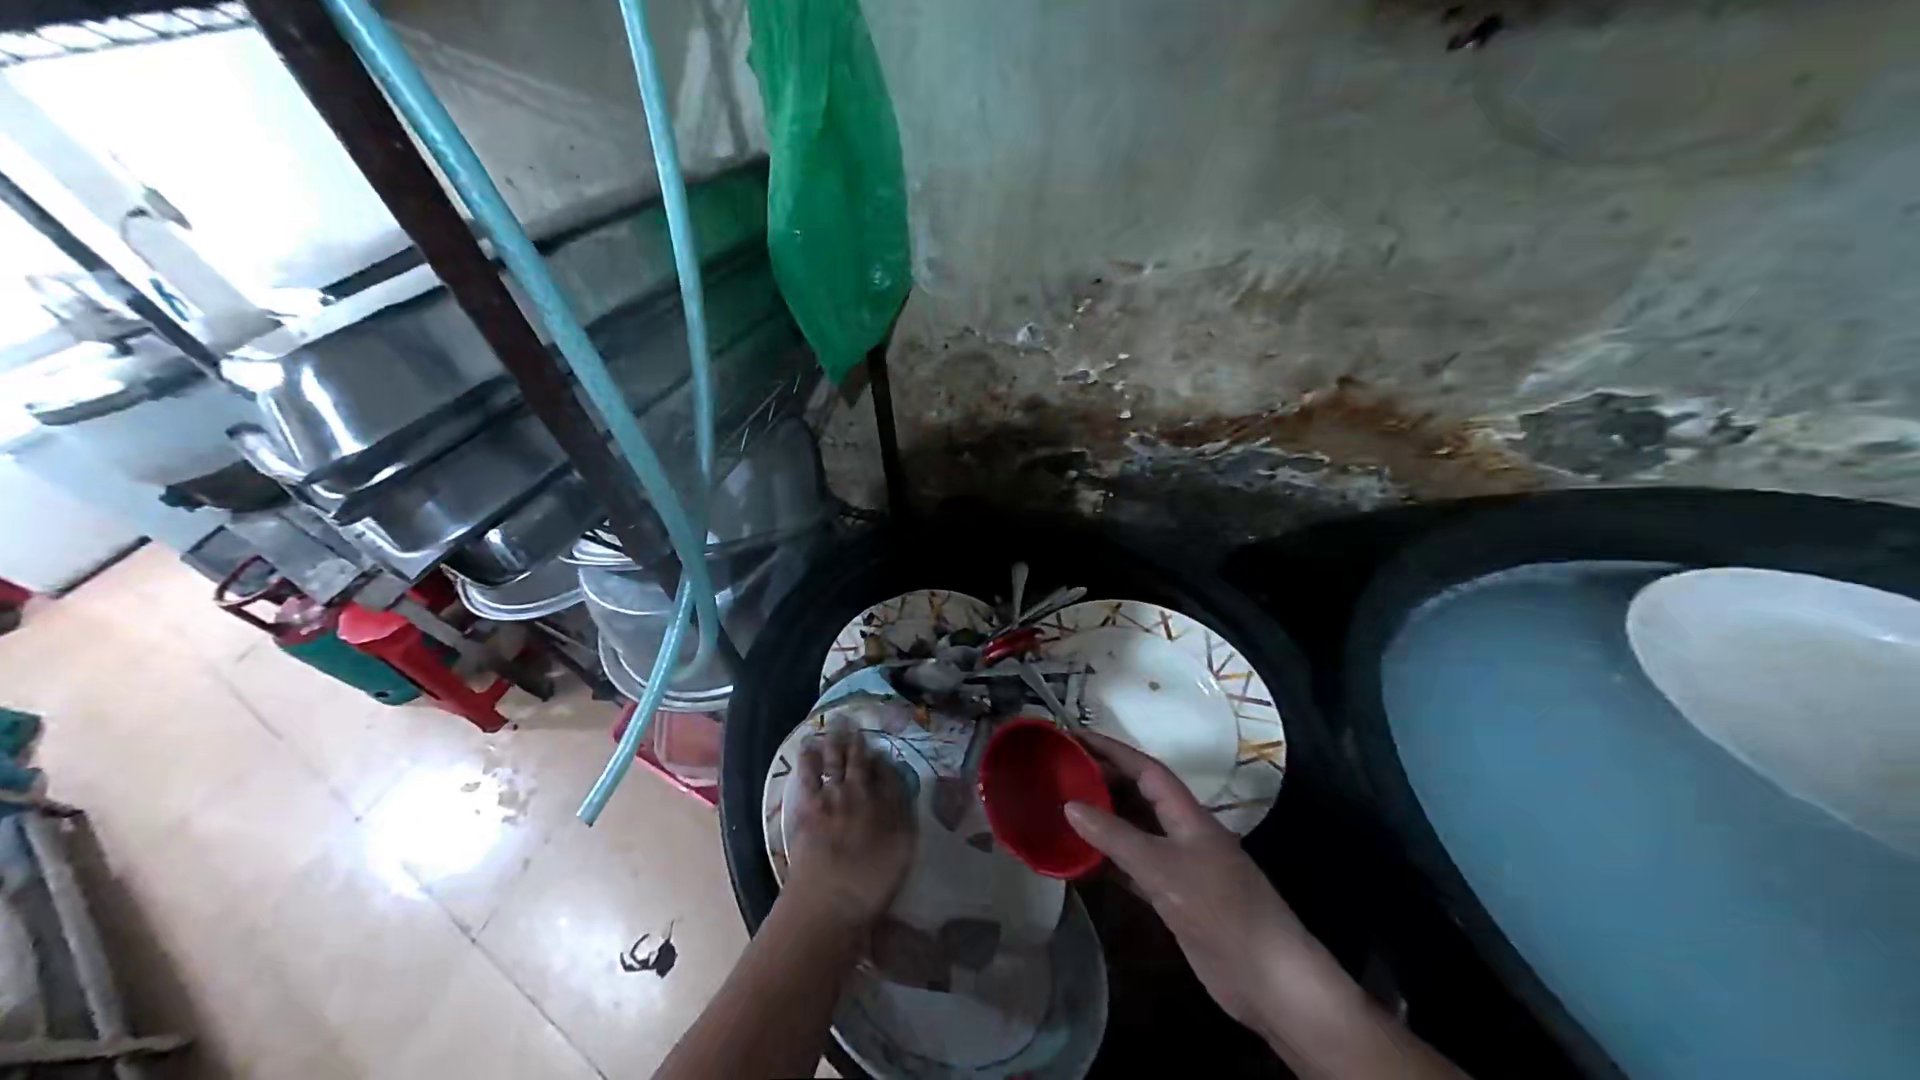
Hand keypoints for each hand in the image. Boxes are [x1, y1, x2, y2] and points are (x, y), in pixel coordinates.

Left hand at [785, 726, 913, 931]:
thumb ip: (905, 817)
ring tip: (835, 725)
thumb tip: (905, 791)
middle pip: (861, 762)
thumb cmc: (872, 884)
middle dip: (859, 742)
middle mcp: (861, 794)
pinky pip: (809, 775)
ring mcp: (832, 798)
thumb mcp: (903, 851)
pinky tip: (808, 748)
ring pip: (835, 761)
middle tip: (855, 723)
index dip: (884, 761)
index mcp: (887, 805)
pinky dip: (809, 759)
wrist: (829, 901)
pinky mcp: (808, 807)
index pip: (888, 774)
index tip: (881, 751)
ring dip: (835, 742)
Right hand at [1064, 731, 1336, 1036]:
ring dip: (1102, 819)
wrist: (1268, 979)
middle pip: (1138, 794)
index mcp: (1187, 814)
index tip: (1075, 735)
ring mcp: (1178, 865)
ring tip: (1062, 806)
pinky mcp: (1173, 897)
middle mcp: (1181, 832)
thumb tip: (1070, 806)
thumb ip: (1115, 837)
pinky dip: (1108, 858)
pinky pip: (1132, 866)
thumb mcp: (1163, 868)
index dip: (1110, 749)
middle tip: (1061, 770)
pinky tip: (1081, 857)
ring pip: (1133, 830)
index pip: (1143, 768)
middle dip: (1102, 779)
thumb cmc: (1220, 909)